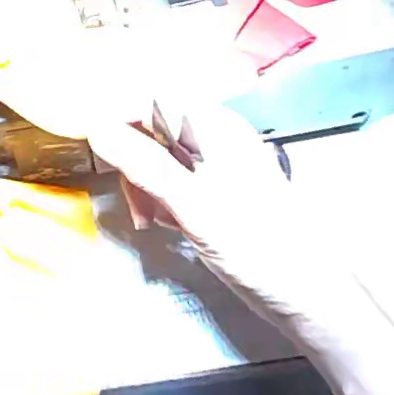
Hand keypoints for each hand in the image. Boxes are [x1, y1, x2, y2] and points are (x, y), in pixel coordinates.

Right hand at [77, 105, 373, 345]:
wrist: (306, 295)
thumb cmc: (258, 245)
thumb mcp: (194, 204)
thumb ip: (146, 165)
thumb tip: (98, 129)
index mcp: (216, 126)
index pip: (155, 99)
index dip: (118, 112)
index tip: (88, 136)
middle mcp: (214, 137)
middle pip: (154, 127)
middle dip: (131, 156)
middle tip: (128, 195)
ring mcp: (214, 166)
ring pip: (159, 156)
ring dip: (143, 182)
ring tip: (147, 218)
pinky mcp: (213, 193)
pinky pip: (171, 182)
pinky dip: (158, 199)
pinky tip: (161, 222)